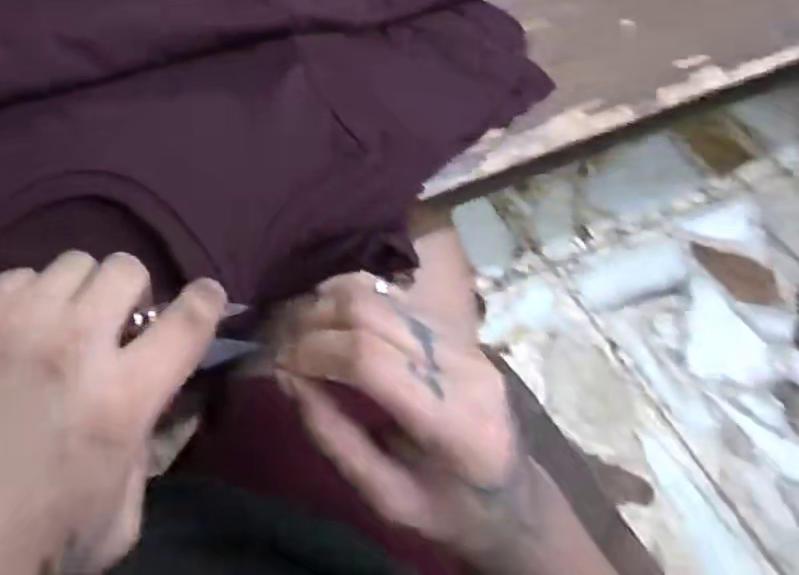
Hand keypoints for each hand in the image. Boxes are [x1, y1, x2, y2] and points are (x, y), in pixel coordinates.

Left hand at [0, 254, 225, 574]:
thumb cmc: (34, 533)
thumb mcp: (119, 513)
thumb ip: (144, 445)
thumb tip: (149, 393)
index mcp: (121, 399)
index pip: (185, 325)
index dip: (203, 302)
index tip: (206, 292)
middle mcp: (75, 342)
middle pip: (125, 269)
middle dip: (131, 292)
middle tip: (114, 322)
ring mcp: (19, 317)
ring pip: (73, 262)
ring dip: (79, 291)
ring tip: (61, 324)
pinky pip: (20, 275)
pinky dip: (28, 297)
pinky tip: (15, 331)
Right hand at [273, 272, 538, 566]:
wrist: (517, 503)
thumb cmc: (446, 508)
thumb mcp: (386, 497)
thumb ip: (332, 435)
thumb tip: (284, 374)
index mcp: (454, 424)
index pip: (368, 358)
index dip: (313, 351)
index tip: (282, 364)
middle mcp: (463, 369)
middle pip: (367, 313)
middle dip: (310, 320)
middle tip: (283, 343)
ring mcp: (461, 341)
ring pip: (373, 291)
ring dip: (323, 301)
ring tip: (301, 327)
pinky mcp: (452, 326)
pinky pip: (385, 291)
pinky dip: (344, 294)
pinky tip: (329, 317)